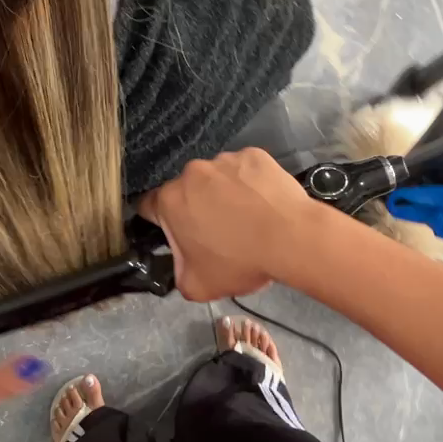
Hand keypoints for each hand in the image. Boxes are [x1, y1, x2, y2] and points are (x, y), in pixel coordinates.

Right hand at [138, 148, 325, 300]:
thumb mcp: (198, 286)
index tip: (178, 233)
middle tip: (219, 233)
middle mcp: (192, 173)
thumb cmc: (240, 260)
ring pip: (216, 178)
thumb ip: (178, 274)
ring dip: (224, 194)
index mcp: (170, 200)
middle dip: (197, 208)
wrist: (292, 238)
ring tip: (248, 218)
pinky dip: (250, 183)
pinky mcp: (254, 155)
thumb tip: (182, 266)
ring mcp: (225, 160)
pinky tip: (263, 203)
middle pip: (187, 191)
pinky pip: (245, 170)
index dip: (160, 222)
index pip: (149, 206)